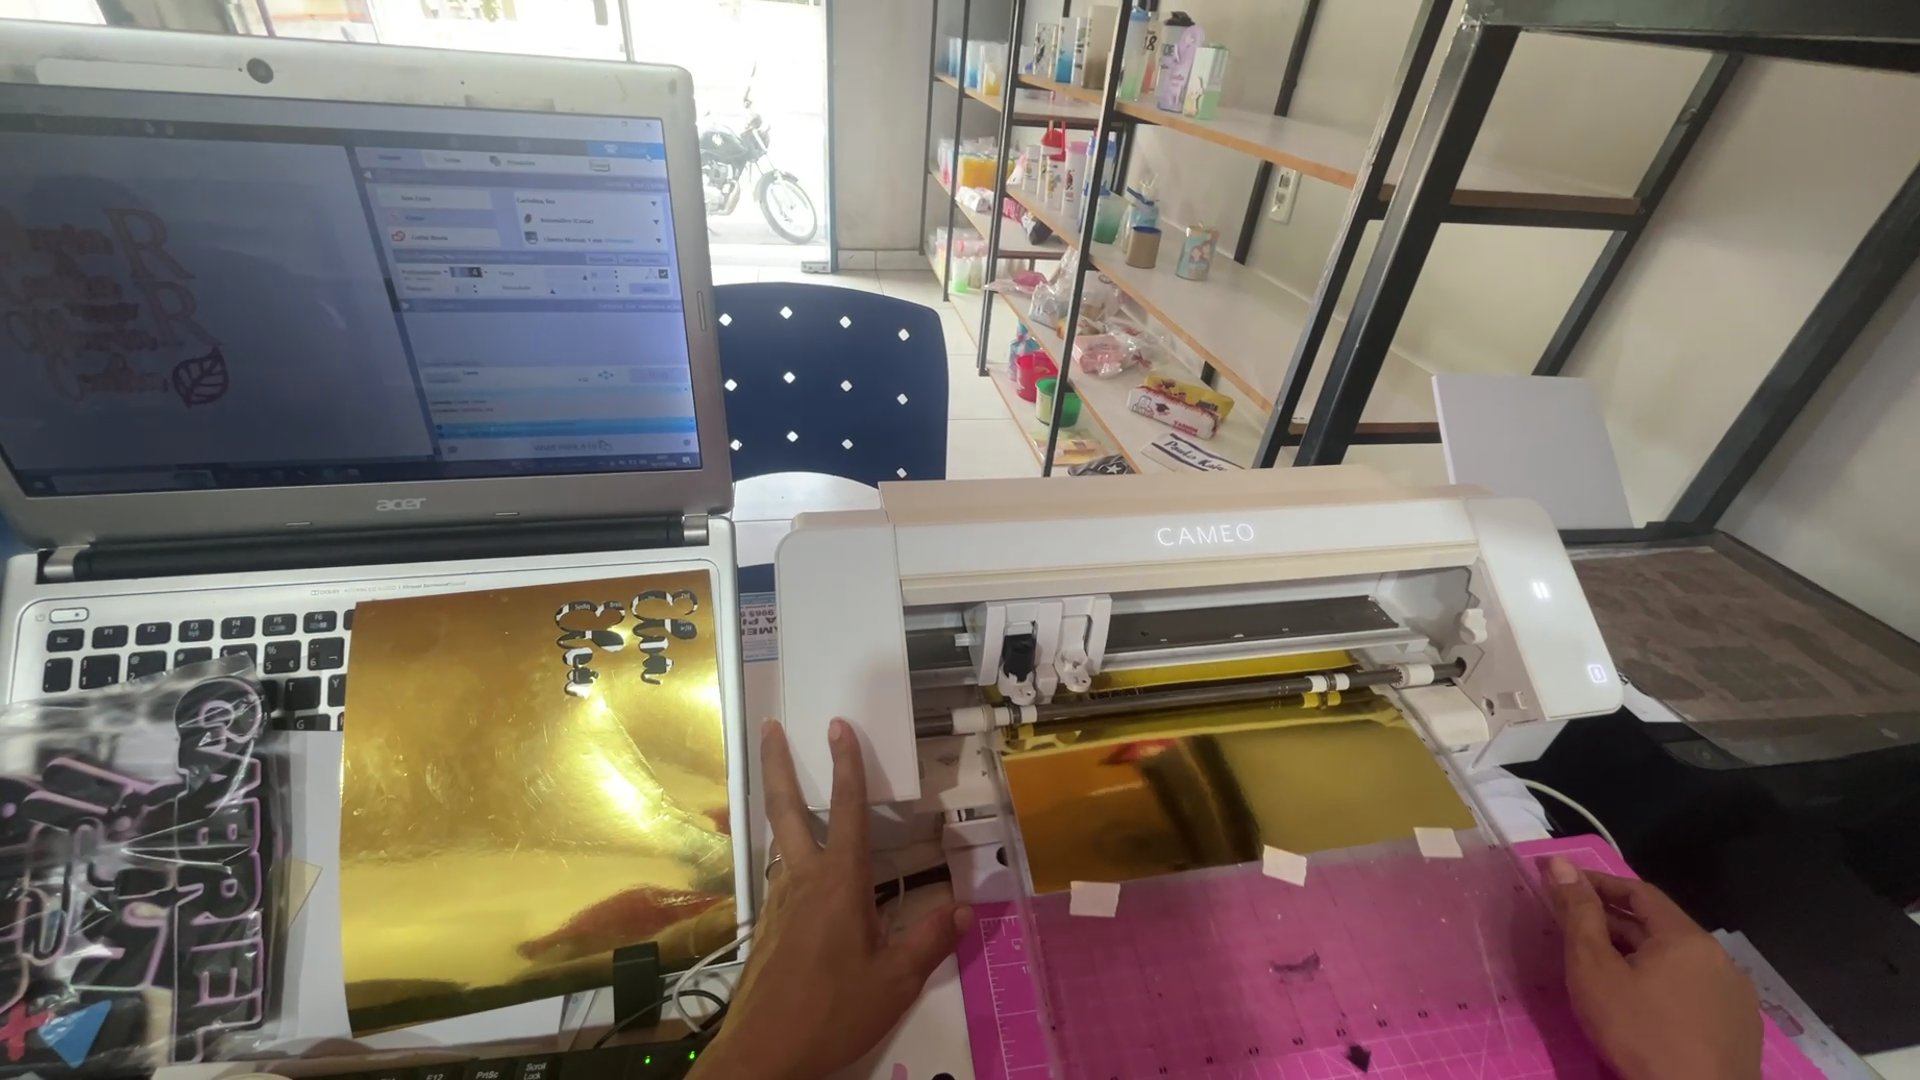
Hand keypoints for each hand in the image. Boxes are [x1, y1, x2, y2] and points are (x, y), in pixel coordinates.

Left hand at [693, 720, 971, 1079]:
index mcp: (839, 882)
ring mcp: (780, 900)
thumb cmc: (832, 1011)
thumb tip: (964, 908)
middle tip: (769, 727)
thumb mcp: (895, 982)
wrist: (763, 1057)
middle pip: (786, 808)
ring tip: (781, 779)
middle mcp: (803, 878)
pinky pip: (779, 872)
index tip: (838, 726)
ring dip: (778, 802)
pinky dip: (785, 848)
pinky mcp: (769, 924)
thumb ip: (930, 941)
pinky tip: (797, 866)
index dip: (847, 764)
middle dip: (779, 764)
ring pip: (778, 838)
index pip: (847, 809)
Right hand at [1542, 856, 1760, 1079]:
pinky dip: (1658, 977)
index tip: (1559, 887)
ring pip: (1674, 956)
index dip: (1596, 883)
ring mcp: (1735, 997)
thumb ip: (1577, 911)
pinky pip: (1690, 985)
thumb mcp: (1593, 965)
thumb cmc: (1637, 1029)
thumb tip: (1559, 863)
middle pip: (1657, 924)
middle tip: (1568, 926)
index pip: (1638, 891)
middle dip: (1610, 919)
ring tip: (1596, 963)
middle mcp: (1721, 960)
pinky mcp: (1738, 1028)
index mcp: (1688, 939)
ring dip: (1633, 949)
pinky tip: (1635, 998)